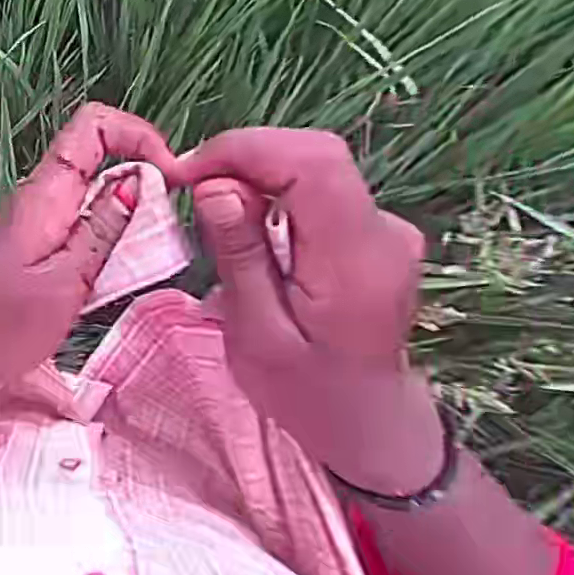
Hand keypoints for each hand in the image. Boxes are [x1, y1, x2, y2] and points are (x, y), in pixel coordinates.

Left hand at [0, 104, 176, 431]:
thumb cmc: (6, 327)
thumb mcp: (66, 280)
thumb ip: (104, 229)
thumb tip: (139, 180)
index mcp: (45, 193)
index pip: (93, 125)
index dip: (138, 135)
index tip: (170, 176)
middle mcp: (43, 194)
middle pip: (100, 151)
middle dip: (144, 171)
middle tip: (169, 218)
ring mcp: (42, 216)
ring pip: (97, 186)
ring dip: (133, 204)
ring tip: (154, 243)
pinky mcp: (44, 239)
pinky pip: (87, 216)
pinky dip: (115, 227)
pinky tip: (126, 260)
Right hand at [179, 128, 443, 493]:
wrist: (367, 424)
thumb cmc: (305, 393)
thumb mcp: (256, 333)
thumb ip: (240, 255)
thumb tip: (215, 184)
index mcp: (356, 261)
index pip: (313, 163)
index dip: (245, 150)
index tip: (189, 172)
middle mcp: (383, 232)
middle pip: (315, 155)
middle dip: (244, 156)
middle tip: (190, 186)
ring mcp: (384, 229)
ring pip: (314, 166)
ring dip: (256, 172)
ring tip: (211, 208)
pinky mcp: (373, 232)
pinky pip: (319, 190)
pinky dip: (274, 190)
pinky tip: (246, 221)